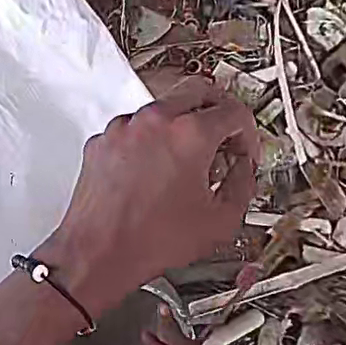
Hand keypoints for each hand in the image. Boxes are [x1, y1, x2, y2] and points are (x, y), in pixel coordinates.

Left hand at [35, 78, 258, 319]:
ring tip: (187, 161)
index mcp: (190, 134)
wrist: (98, 252)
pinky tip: (154, 171)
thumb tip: (243, 171)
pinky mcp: (102, 141)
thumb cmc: (149, 240)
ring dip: (181, 126)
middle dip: (218, 114)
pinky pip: (133, 129)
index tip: (243, 151)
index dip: (247, 134)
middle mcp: (154, 121)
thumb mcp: (220, 220)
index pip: (234, 112)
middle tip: (224, 138)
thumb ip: (244, 184)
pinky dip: (148, 141)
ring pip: (162, 109)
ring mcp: (124, 128)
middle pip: (198, 92)